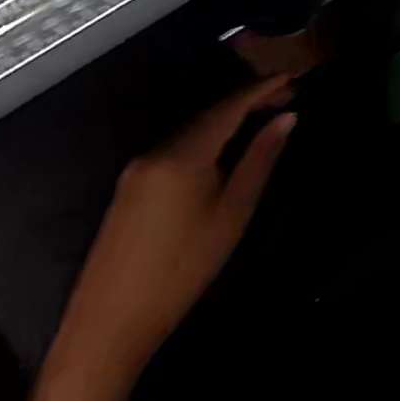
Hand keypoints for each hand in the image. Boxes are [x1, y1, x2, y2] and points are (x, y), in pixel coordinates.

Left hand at [33, 77, 296, 400]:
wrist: (109, 324)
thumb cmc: (184, 268)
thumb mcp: (233, 212)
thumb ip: (260, 158)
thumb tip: (287, 117)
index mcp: (183, 156)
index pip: (229, 107)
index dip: (261, 88)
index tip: (290, 76)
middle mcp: (156, 152)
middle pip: (209, 114)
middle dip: (247, 101)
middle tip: (286, 96)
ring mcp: (137, 169)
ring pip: (192, 130)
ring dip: (228, 119)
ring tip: (263, 117)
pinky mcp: (129, 187)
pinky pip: (176, 147)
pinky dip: (207, 137)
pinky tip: (225, 146)